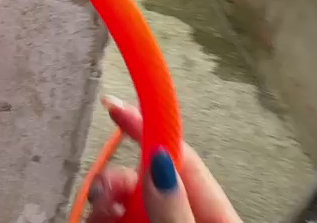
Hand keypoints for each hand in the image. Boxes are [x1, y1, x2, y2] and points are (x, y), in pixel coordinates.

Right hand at [89, 96, 240, 222]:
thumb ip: (175, 208)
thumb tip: (157, 158)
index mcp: (216, 215)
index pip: (182, 157)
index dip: (148, 127)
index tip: (113, 104)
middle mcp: (187, 213)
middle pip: (145, 177)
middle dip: (118, 178)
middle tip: (103, 191)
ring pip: (126, 197)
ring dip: (106, 199)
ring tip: (101, 216)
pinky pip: (118, 216)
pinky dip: (104, 215)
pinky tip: (100, 221)